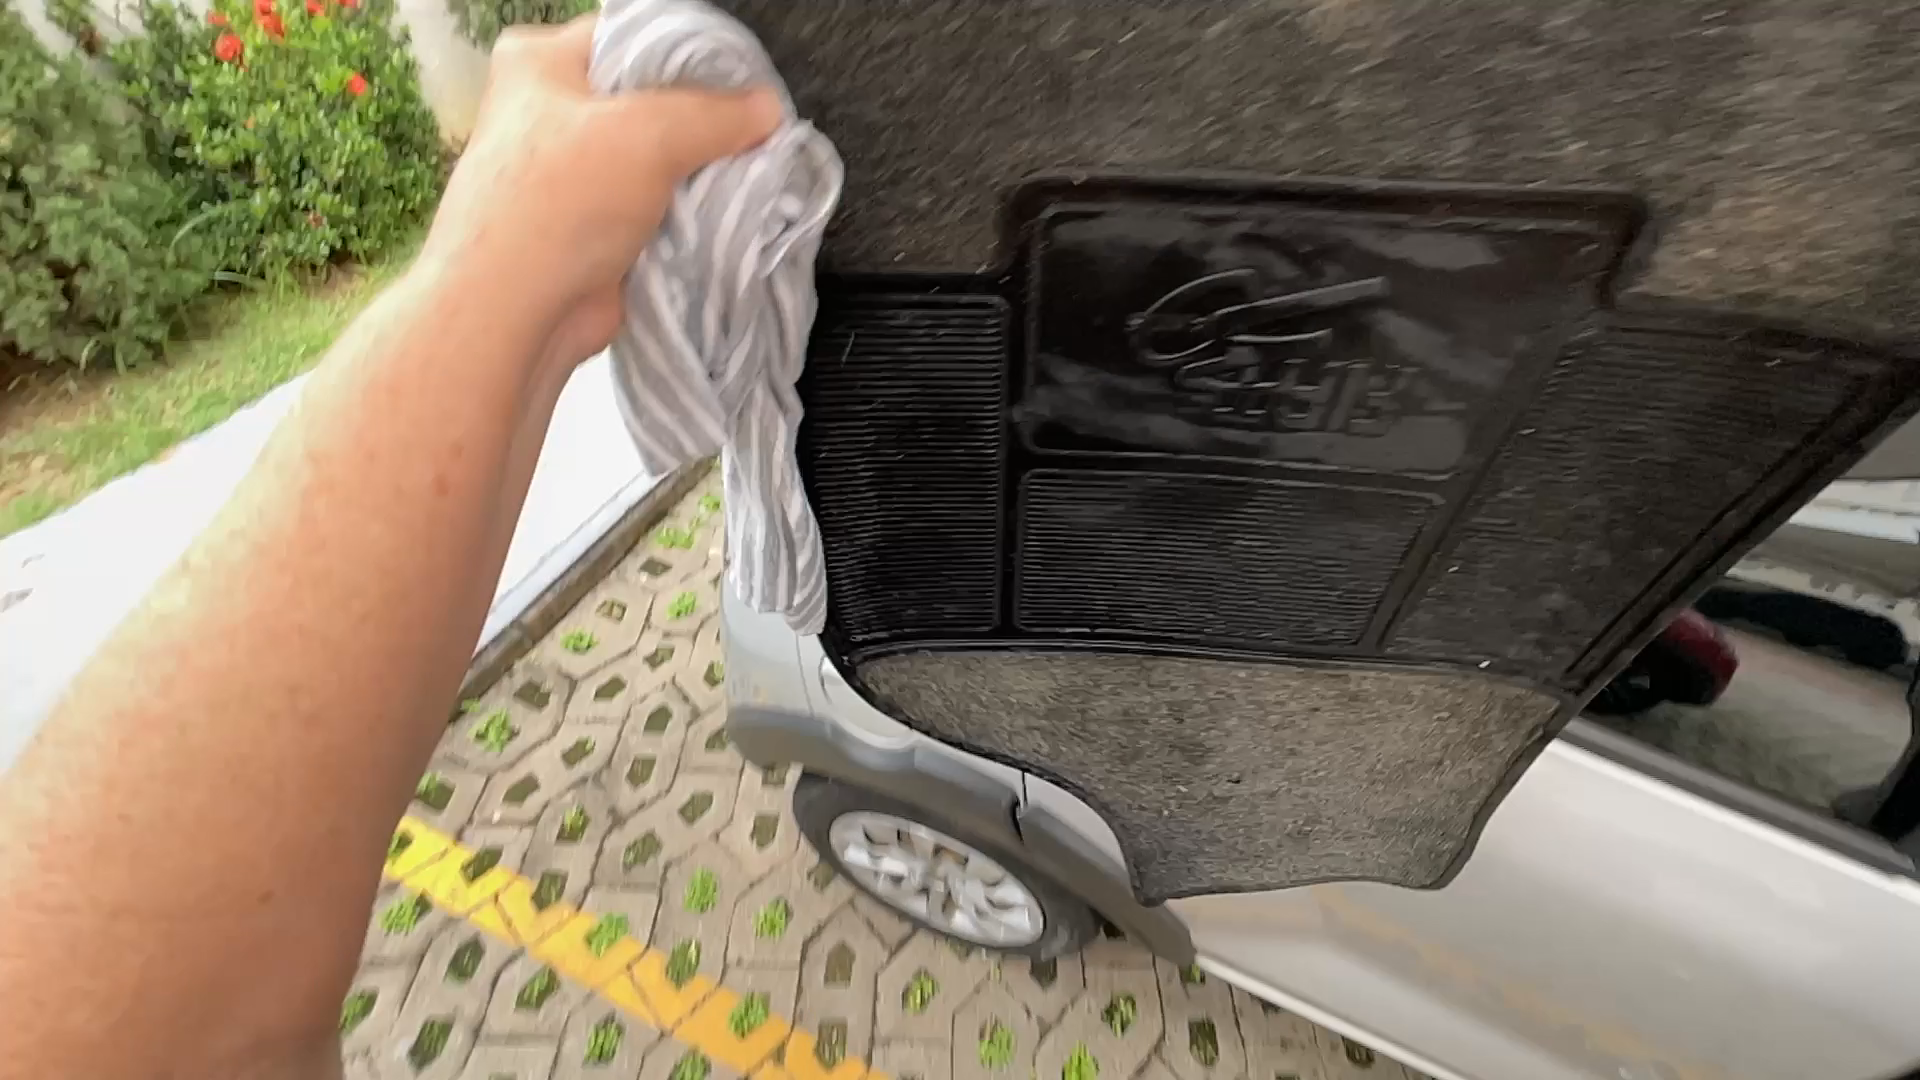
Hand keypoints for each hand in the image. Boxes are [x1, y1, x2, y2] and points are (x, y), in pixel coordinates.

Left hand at [419, 15, 781, 369]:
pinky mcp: (604, 229)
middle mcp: (561, 114)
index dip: (696, 59)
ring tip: (755, 181)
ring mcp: (582, 177)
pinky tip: (729, 221)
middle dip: (709, 126)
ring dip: (705, 177)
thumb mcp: (646, 136)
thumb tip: (771, 109)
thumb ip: (713, 117)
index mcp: (545, 62)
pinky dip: (693, 218)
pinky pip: (663, 210)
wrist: (521, 310)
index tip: (751, 86)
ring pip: (663, 163)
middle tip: (761, 138)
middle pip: (655, 104)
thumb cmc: (562, 203)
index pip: (636, 39)